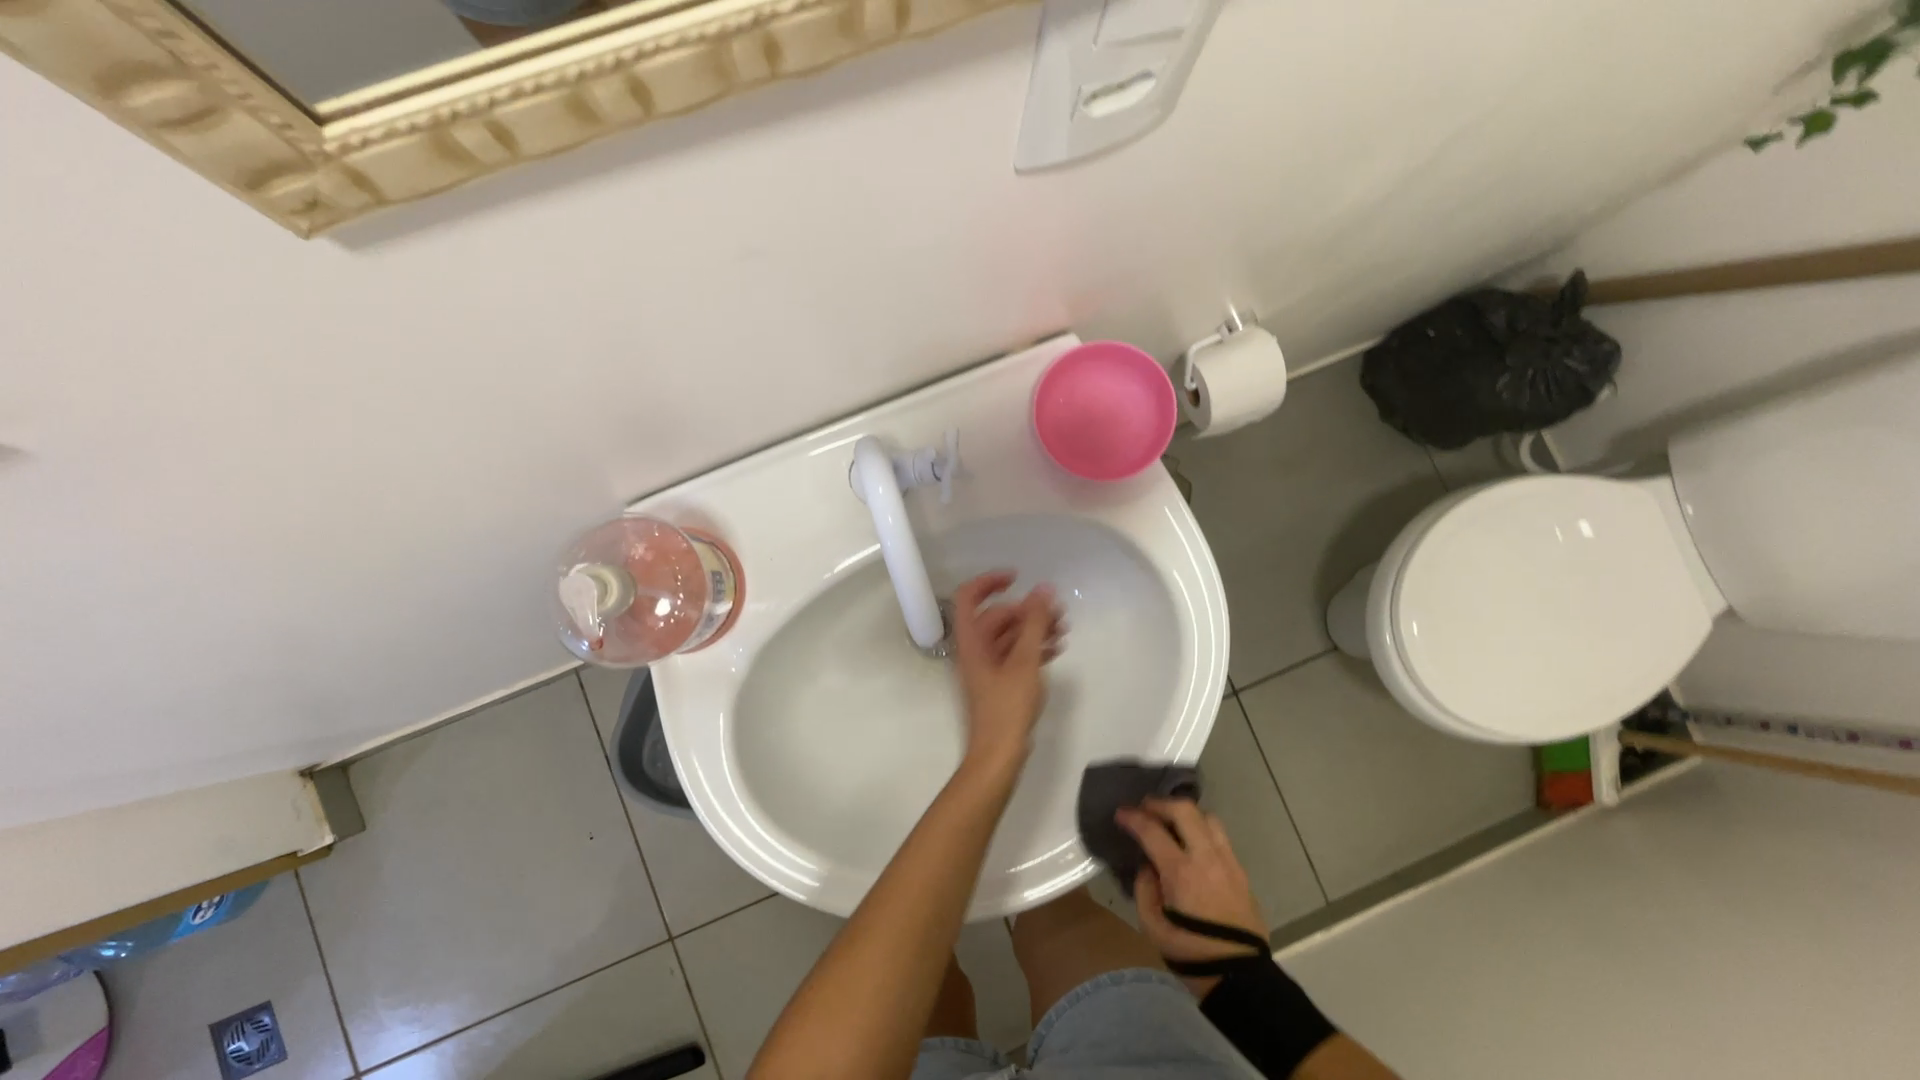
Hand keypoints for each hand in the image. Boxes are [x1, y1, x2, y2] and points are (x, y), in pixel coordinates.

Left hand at [951, 571, 1064, 774]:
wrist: (998, 754)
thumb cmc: (1007, 707)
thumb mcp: (1024, 661)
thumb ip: (1035, 623)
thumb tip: (1043, 590)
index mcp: (970, 641)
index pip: (969, 596)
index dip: (990, 581)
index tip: (1018, 578)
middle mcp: (974, 650)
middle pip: (996, 617)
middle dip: (1027, 611)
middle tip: (1058, 613)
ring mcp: (986, 668)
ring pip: (1008, 636)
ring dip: (1034, 630)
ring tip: (1063, 632)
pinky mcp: (999, 683)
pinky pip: (1014, 655)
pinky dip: (1033, 649)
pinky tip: (1056, 650)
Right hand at [1117, 798, 1264, 997]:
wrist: (1239, 974)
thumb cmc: (1190, 953)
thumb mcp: (1152, 926)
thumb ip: (1144, 889)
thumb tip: (1148, 867)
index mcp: (1181, 872)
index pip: (1153, 830)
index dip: (1133, 818)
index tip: (1120, 813)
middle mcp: (1206, 857)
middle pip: (1185, 811)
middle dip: (1160, 804)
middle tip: (1144, 808)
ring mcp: (1228, 861)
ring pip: (1208, 817)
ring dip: (1186, 813)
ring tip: (1171, 822)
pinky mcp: (1240, 870)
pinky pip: (1220, 836)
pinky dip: (1202, 829)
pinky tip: (1192, 842)